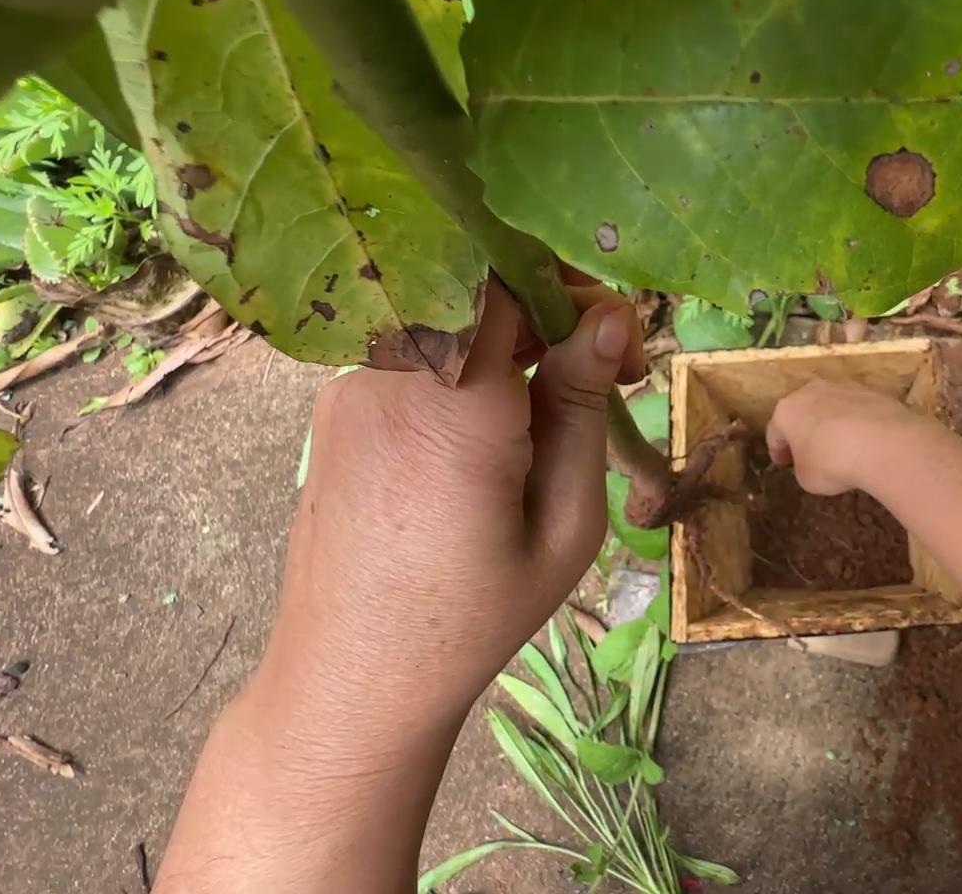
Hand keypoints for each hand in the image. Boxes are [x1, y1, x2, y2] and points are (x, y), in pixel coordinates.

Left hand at [260, 277, 643, 730]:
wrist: (349, 684)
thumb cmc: (476, 616)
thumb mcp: (566, 523)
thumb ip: (583, 408)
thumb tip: (612, 317)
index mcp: (449, 410)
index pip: (504, 278)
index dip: (572, 290)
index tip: (620, 348)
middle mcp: (386, 379)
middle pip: (483, 289)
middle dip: (560, 312)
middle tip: (612, 375)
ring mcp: (351, 388)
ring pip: (457, 319)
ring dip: (523, 340)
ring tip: (561, 409)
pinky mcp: (341, 405)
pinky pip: (427, 353)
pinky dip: (479, 364)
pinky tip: (503, 425)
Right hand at [765, 379, 929, 494]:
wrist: (882, 443)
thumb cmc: (831, 462)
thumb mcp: (807, 478)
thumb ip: (803, 467)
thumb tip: (813, 462)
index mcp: (787, 410)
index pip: (775, 431)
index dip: (778, 450)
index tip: (784, 463)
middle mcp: (812, 391)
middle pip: (803, 412)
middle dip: (804, 431)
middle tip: (809, 453)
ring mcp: (843, 388)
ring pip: (831, 407)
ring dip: (831, 424)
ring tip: (840, 447)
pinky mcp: (871, 392)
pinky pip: (857, 410)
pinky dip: (856, 423)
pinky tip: (864, 442)